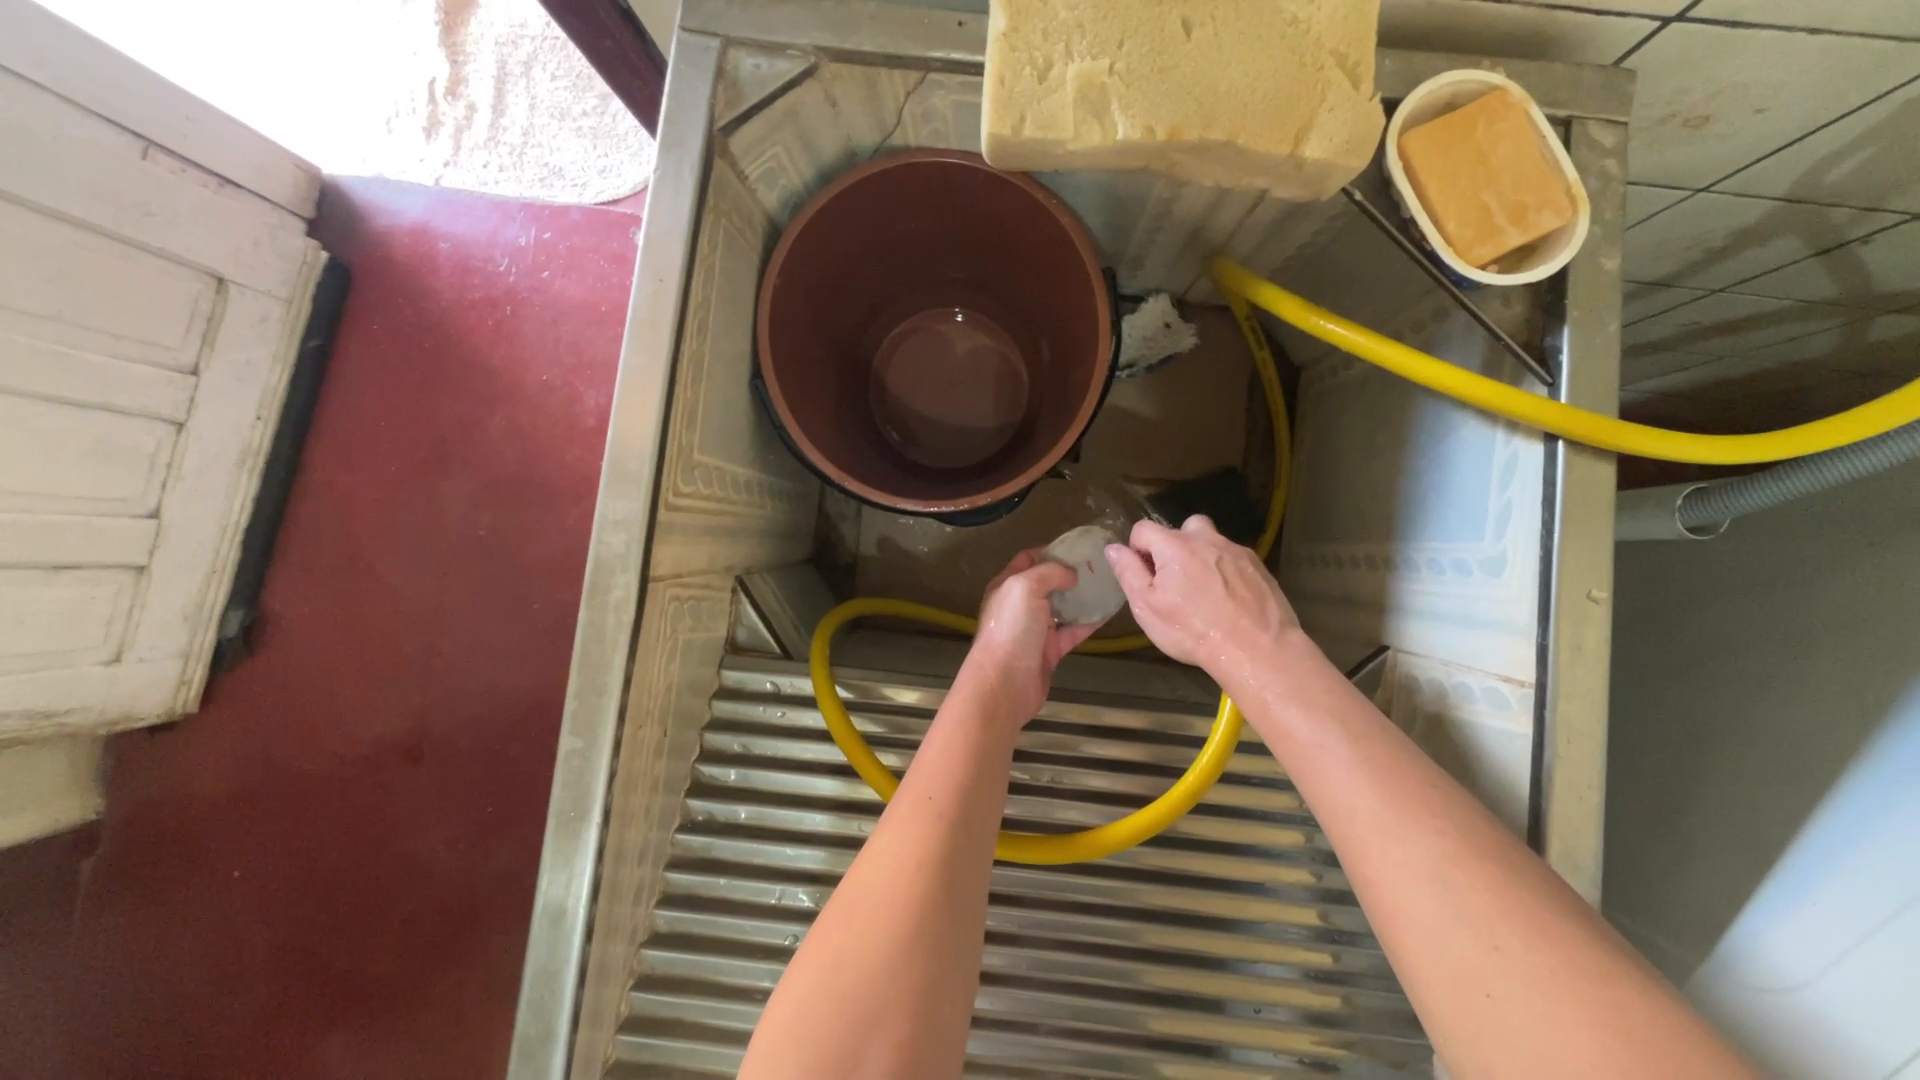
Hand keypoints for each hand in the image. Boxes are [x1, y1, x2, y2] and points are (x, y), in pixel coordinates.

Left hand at [961, 550, 1100, 724]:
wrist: (1004, 684)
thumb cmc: (1011, 629)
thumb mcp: (1025, 587)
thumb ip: (1049, 572)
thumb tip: (1070, 574)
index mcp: (1007, 585)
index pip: (1029, 559)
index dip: (1052, 550)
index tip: (1079, 548)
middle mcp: (1020, 605)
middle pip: (1049, 583)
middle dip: (1072, 574)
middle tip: (1101, 566)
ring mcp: (1035, 629)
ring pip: (1063, 608)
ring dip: (1083, 597)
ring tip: (1109, 584)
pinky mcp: (1050, 651)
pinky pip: (1073, 631)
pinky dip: (1089, 622)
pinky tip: (1108, 612)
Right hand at [1103, 515, 1300, 681]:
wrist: (1256, 647)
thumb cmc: (1192, 630)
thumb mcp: (1147, 607)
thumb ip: (1128, 572)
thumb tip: (1113, 548)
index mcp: (1173, 546)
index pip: (1143, 529)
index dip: (1138, 550)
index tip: (1145, 577)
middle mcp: (1205, 538)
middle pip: (1180, 529)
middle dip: (1172, 549)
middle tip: (1175, 584)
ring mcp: (1235, 550)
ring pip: (1210, 541)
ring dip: (1201, 556)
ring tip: (1203, 590)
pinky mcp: (1258, 565)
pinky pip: (1233, 558)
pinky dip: (1225, 570)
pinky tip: (1228, 599)